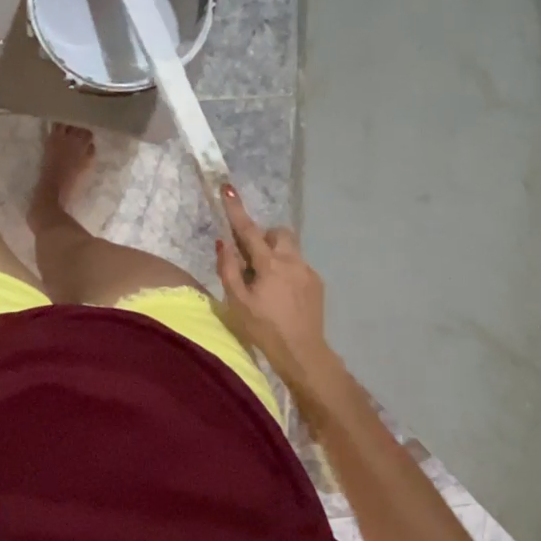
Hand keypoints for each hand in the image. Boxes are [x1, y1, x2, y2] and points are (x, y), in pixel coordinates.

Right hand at [216, 188, 328, 379]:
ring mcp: (308, 271)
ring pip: (290, 249)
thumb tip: (223, 243)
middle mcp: (292, 260)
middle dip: (265, 237)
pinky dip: (287, 271)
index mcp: (269, 264)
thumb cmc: (263, 328)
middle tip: (251, 258)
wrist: (302, 352)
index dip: (236, 210)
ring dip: (276, 255)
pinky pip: (299, 266)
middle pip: (279, 233)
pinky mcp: (317, 283)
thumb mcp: (237, 301)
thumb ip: (228, 269)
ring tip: (266, 282)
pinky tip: (281, 295)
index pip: (249, 230)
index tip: (228, 189)